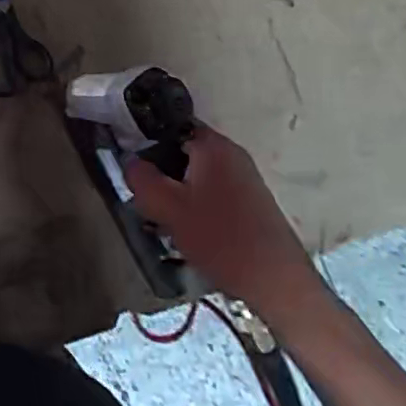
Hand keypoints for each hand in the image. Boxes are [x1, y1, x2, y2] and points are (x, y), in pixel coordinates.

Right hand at [125, 127, 325, 318]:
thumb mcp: (169, 209)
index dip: (147, 140)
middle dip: (161, 173)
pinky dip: (195, 207)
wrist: (275, 280)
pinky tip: (187, 234)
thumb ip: (142, 180)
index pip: (172, 125)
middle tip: (145, 199)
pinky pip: (213, 193)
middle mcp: (231, 154)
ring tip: (162, 223)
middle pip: (184, 151)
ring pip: (197, 175)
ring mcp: (244, 178)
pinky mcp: (250, 202)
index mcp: (212, 145)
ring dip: (177, 194)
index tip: (133, 164)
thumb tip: (130, 162)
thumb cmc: (219, 237)